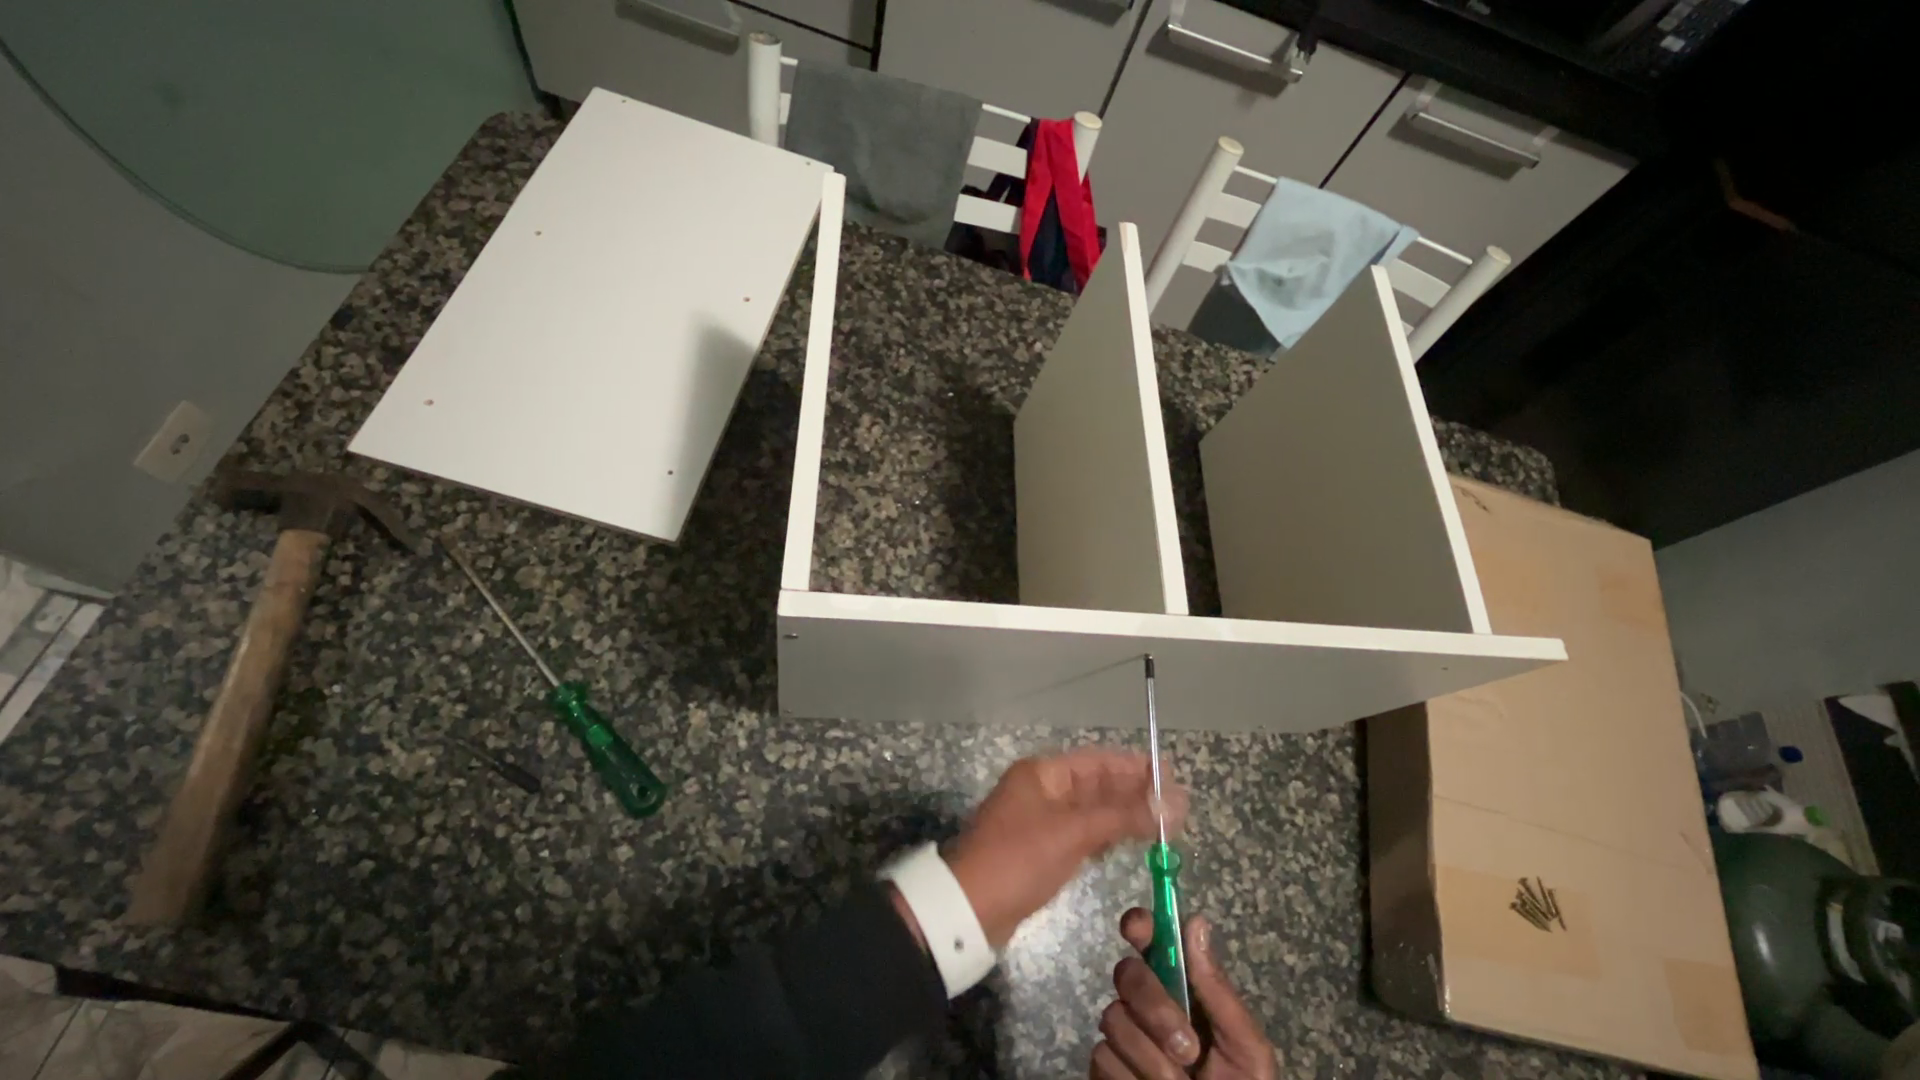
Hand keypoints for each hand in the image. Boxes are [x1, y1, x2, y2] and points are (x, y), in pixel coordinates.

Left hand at [945, 749, 1185, 947]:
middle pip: (1096, 786)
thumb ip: (1123, 816)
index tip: (1170, 773)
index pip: (1096, 762)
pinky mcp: (1044, 851)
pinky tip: (1133, 840)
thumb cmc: (1019, 859)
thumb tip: (1172, 802)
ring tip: (1165, 822)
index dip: (1133, 767)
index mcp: (1042, 774)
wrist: (971, 908)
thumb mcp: (1073, 833)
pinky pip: (1083, 834)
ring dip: (1125, 815)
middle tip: (1177, 803)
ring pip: (1092, 812)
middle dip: (1135, 792)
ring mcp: (1042, 822)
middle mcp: (1042, 791)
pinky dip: (1107, 835)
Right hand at [1090, 910, 1274, 1079]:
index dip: (1140, 925)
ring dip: (1151, 1058)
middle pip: (1126, 975)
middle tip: (1187, 1048)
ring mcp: (1123, 1036)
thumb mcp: (1246, 1049)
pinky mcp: (1104, 1069)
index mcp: (1183, 989)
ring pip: (1113, 1019)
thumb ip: (1217, 990)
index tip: (1140, 929)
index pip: (1151, 939)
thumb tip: (1197, 921)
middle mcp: (1147, 1004)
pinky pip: (1103, 1058)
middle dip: (1154, 1008)